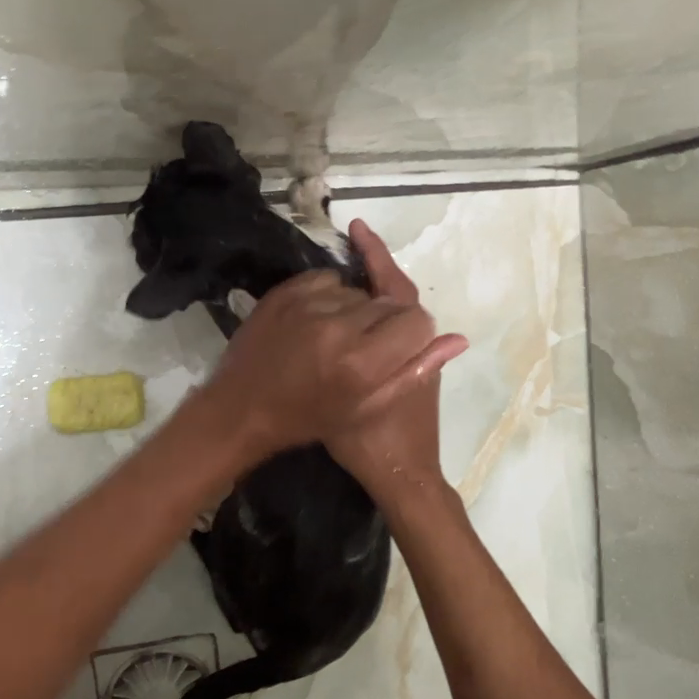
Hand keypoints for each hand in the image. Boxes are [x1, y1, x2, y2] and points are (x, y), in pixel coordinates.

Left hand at [193, 244, 450, 459]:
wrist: (240, 409)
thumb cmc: (306, 418)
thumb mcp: (365, 408)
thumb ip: (412, 372)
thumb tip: (457, 340)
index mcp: (362, 364)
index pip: (418, 321)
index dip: (414, 334)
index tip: (398, 348)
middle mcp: (337, 328)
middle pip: (389, 303)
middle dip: (385, 322)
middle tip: (363, 346)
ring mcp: (307, 307)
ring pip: (358, 291)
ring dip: (356, 309)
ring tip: (335, 336)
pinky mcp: (283, 294)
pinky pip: (326, 279)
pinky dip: (328, 295)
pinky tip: (317, 319)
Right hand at [322, 220, 467, 491]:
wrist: (402, 476)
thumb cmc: (370, 440)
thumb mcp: (350, 398)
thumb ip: (344, 355)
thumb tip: (334, 300)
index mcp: (405, 346)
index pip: (393, 288)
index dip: (375, 256)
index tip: (356, 229)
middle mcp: (416, 347)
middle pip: (395, 295)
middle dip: (374, 266)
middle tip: (349, 243)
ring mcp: (411, 361)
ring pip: (393, 314)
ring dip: (373, 289)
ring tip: (344, 272)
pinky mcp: (405, 374)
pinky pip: (389, 332)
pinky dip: (371, 315)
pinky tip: (344, 317)